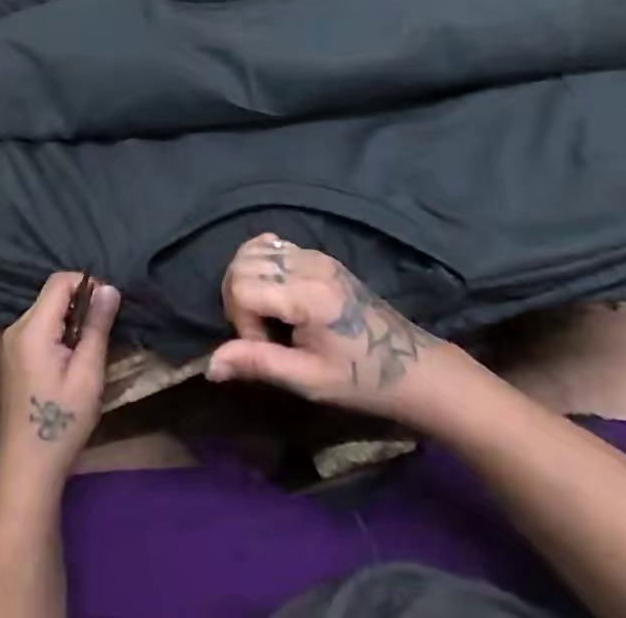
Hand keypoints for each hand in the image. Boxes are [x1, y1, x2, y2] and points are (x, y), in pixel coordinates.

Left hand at [0, 272, 119, 481]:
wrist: (28, 464)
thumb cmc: (63, 420)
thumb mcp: (88, 373)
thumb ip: (97, 327)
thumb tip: (110, 288)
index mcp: (32, 328)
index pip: (58, 282)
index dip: (87, 284)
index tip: (109, 306)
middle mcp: (16, 327)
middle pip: (51, 295)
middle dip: (81, 303)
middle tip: (105, 329)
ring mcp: (11, 342)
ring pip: (46, 311)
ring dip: (71, 319)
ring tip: (91, 347)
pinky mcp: (13, 355)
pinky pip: (39, 327)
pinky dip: (59, 331)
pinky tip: (73, 358)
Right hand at [207, 235, 467, 422]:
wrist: (415, 368)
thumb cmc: (362, 379)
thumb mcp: (308, 380)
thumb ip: (257, 364)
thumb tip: (209, 366)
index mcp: (309, 296)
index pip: (242, 288)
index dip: (241, 320)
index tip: (264, 347)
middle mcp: (310, 266)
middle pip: (241, 264)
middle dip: (238, 299)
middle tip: (263, 332)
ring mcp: (316, 256)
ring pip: (251, 250)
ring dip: (246, 280)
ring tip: (268, 313)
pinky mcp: (320, 256)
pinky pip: (271, 245)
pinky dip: (260, 265)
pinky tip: (274, 293)